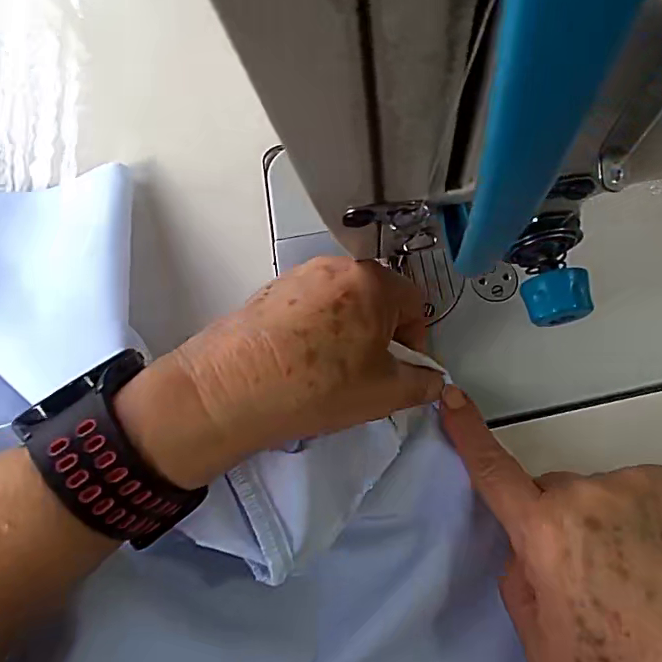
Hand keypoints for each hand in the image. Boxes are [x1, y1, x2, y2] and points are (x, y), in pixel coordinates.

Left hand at [118, 257, 444, 487]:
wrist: (230, 389)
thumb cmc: (317, 386)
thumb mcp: (385, 394)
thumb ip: (422, 382)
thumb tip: (430, 378)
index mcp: (372, 281)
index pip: (415, 303)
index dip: (415, 342)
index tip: (402, 370)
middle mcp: (334, 267)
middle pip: (375, 298)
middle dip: (379, 334)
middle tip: (367, 373)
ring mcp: (296, 276)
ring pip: (339, 303)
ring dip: (345, 332)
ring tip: (329, 373)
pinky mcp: (267, 292)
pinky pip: (306, 308)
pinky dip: (313, 330)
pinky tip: (299, 364)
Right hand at [436, 387, 661, 661]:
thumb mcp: (546, 651)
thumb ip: (520, 589)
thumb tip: (531, 555)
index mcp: (544, 531)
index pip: (492, 472)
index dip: (467, 433)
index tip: (450, 395)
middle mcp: (584, 492)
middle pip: (549, 495)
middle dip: (554, 525)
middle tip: (593, 581)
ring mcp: (635, 482)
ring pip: (594, 495)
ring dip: (602, 524)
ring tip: (645, 580)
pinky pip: (635, 494)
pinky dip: (641, 519)